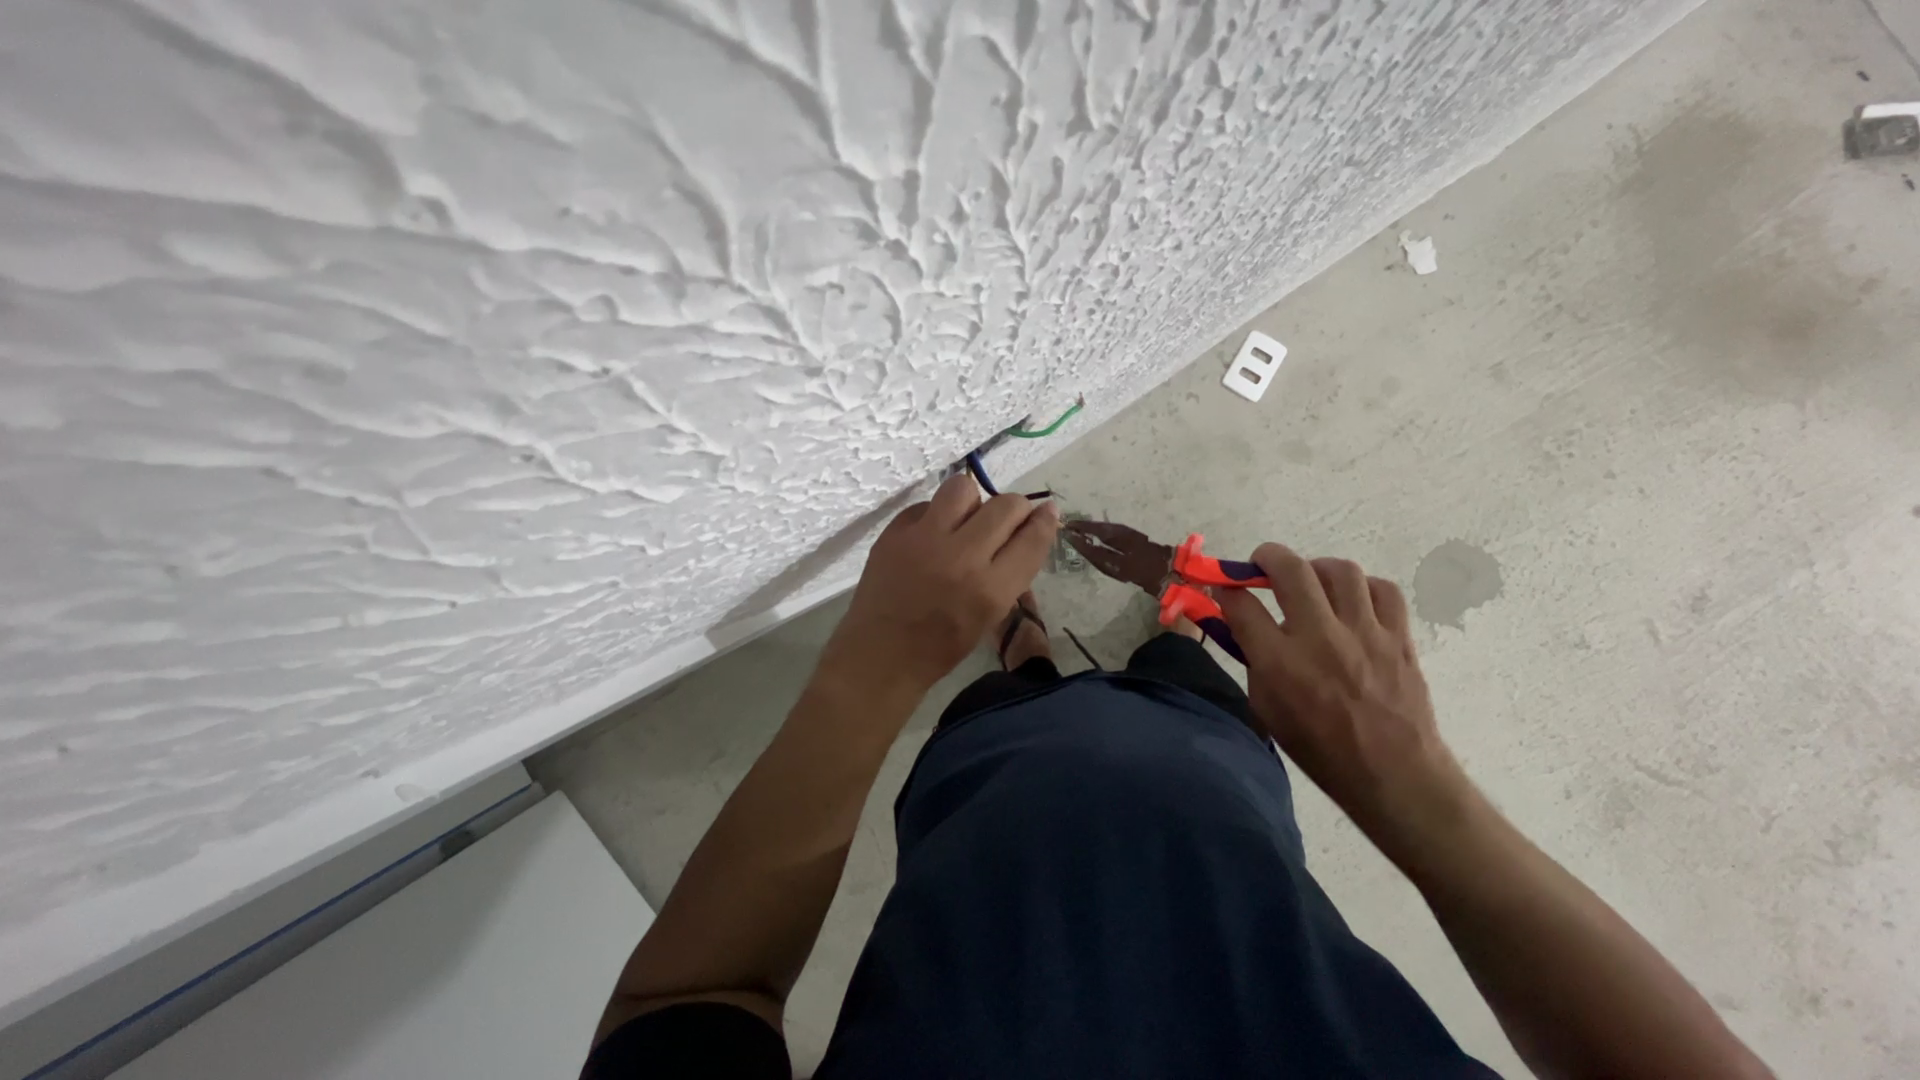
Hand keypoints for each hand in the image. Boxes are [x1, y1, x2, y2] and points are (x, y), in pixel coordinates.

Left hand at [822, 474, 1059, 693]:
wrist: (881, 655)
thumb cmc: (941, 646)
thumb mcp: (990, 616)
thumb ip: (1010, 574)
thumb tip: (1029, 532)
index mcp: (990, 590)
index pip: (1032, 538)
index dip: (1045, 520)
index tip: (1047, 511)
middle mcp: (962, 558)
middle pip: (1006, 506)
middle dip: (1016, 508)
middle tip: (1009, 519)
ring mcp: (924, 540)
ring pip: (963, 488)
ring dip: (974, 501)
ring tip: (967, 521)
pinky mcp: (894, 533)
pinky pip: (927, 504)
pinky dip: (937, 515)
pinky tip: (933, 536)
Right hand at [1218, 546, 1472, 846]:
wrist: (1393, 774)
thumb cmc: (1320, 749)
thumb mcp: (1267, 710)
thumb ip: (1254, 661)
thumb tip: (1243, 624)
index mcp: (1280, 662)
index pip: (1241, 604)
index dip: (1226, 590)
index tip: (1225, 589)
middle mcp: (1320, 638)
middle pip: (1289, 569)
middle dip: (1267, 557)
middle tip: (1262, 564)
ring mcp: (1365, 633)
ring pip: (1339, 570)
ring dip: (1316, 569)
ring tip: (1312, 583)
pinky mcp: (1399, 636)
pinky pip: (1382, 589)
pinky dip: (1362, 589)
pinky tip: (1353, 603)